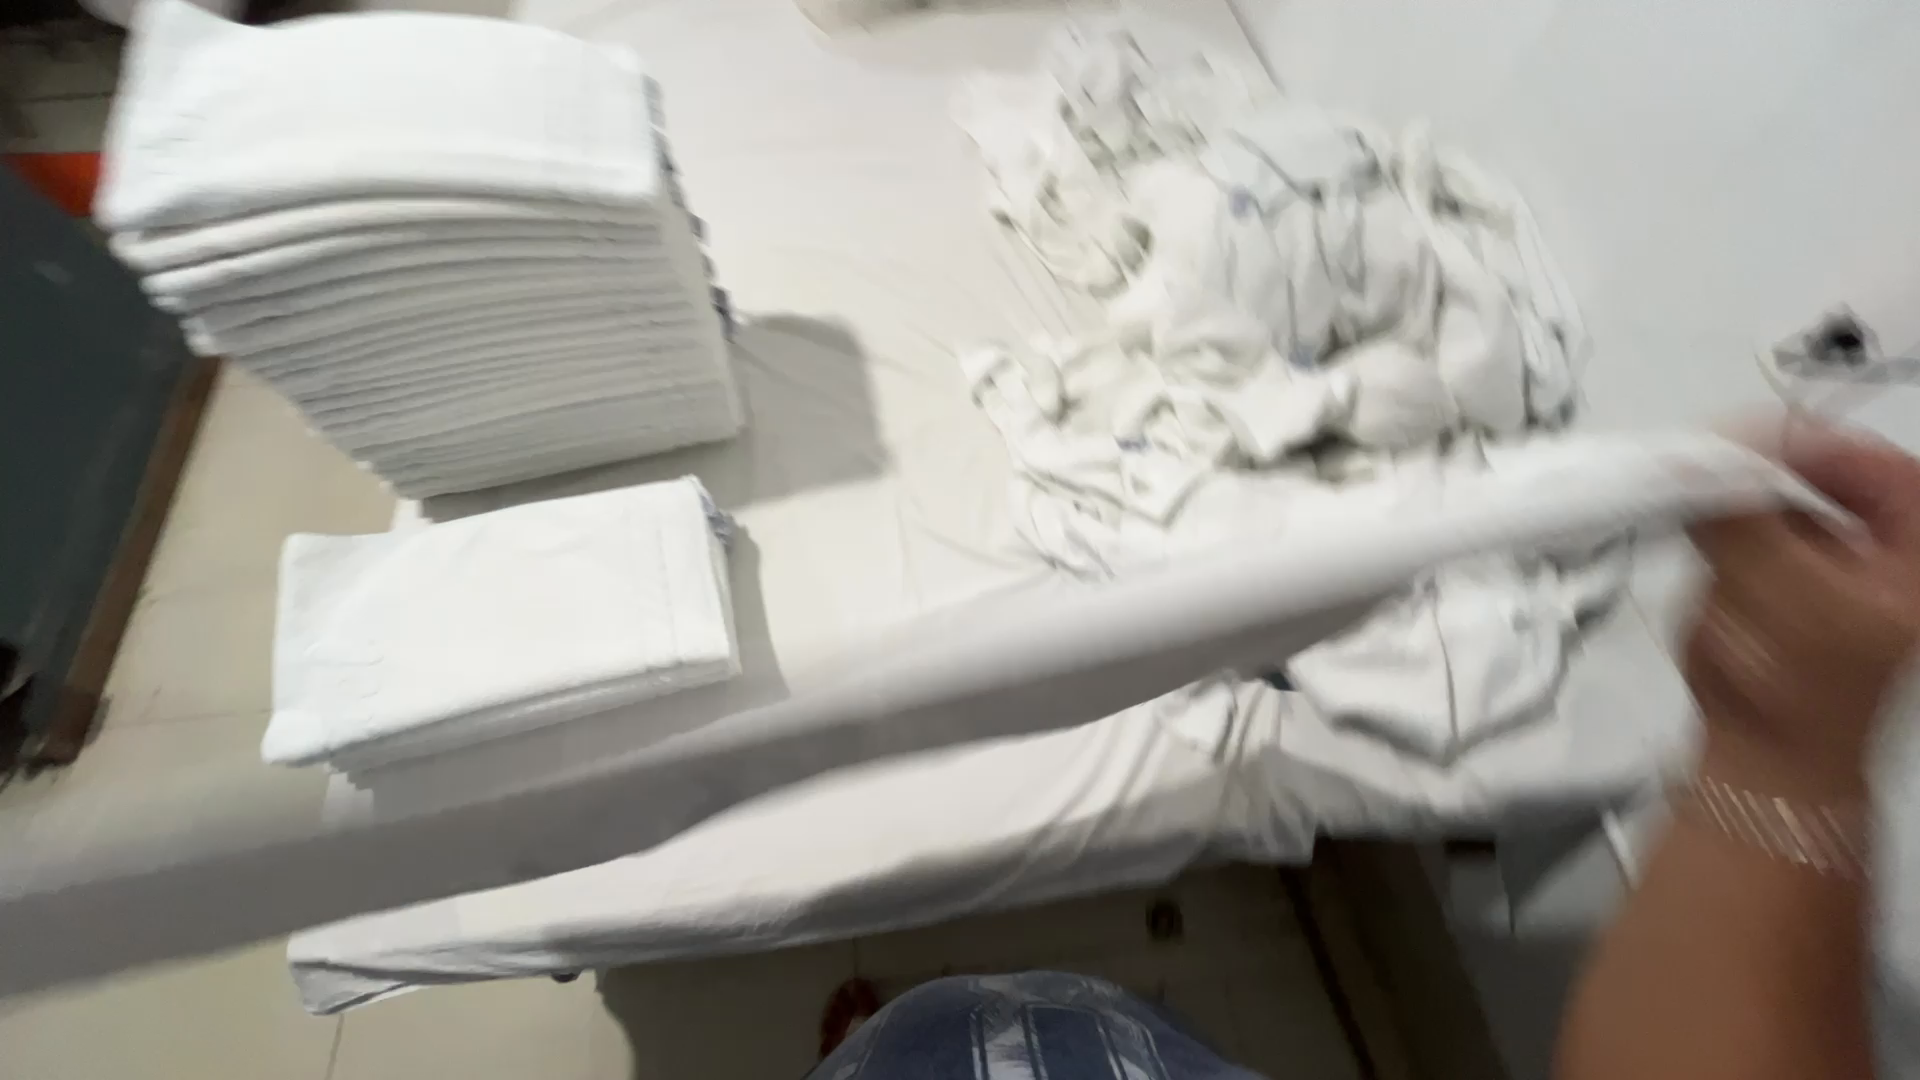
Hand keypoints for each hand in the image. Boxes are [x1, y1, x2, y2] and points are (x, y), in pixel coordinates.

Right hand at [1685, 425, 1919, 799]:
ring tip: (1682, 485)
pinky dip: (1710, 510)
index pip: (1880, 467)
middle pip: (1830, 473)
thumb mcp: (1778, 596)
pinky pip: (1745, 520)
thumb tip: (1698, 462)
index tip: (1737, 444)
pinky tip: (1681, 513)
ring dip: (1729, 486)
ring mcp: (1824, 556)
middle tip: (1701, 461)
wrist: (1756, 739)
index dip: (1811, 447)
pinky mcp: (1769, 568)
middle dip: (1762, 464)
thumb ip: (1743, 523)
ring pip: (1782, 494)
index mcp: (1918, 552)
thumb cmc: (1788, 681)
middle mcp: (1881, 544)